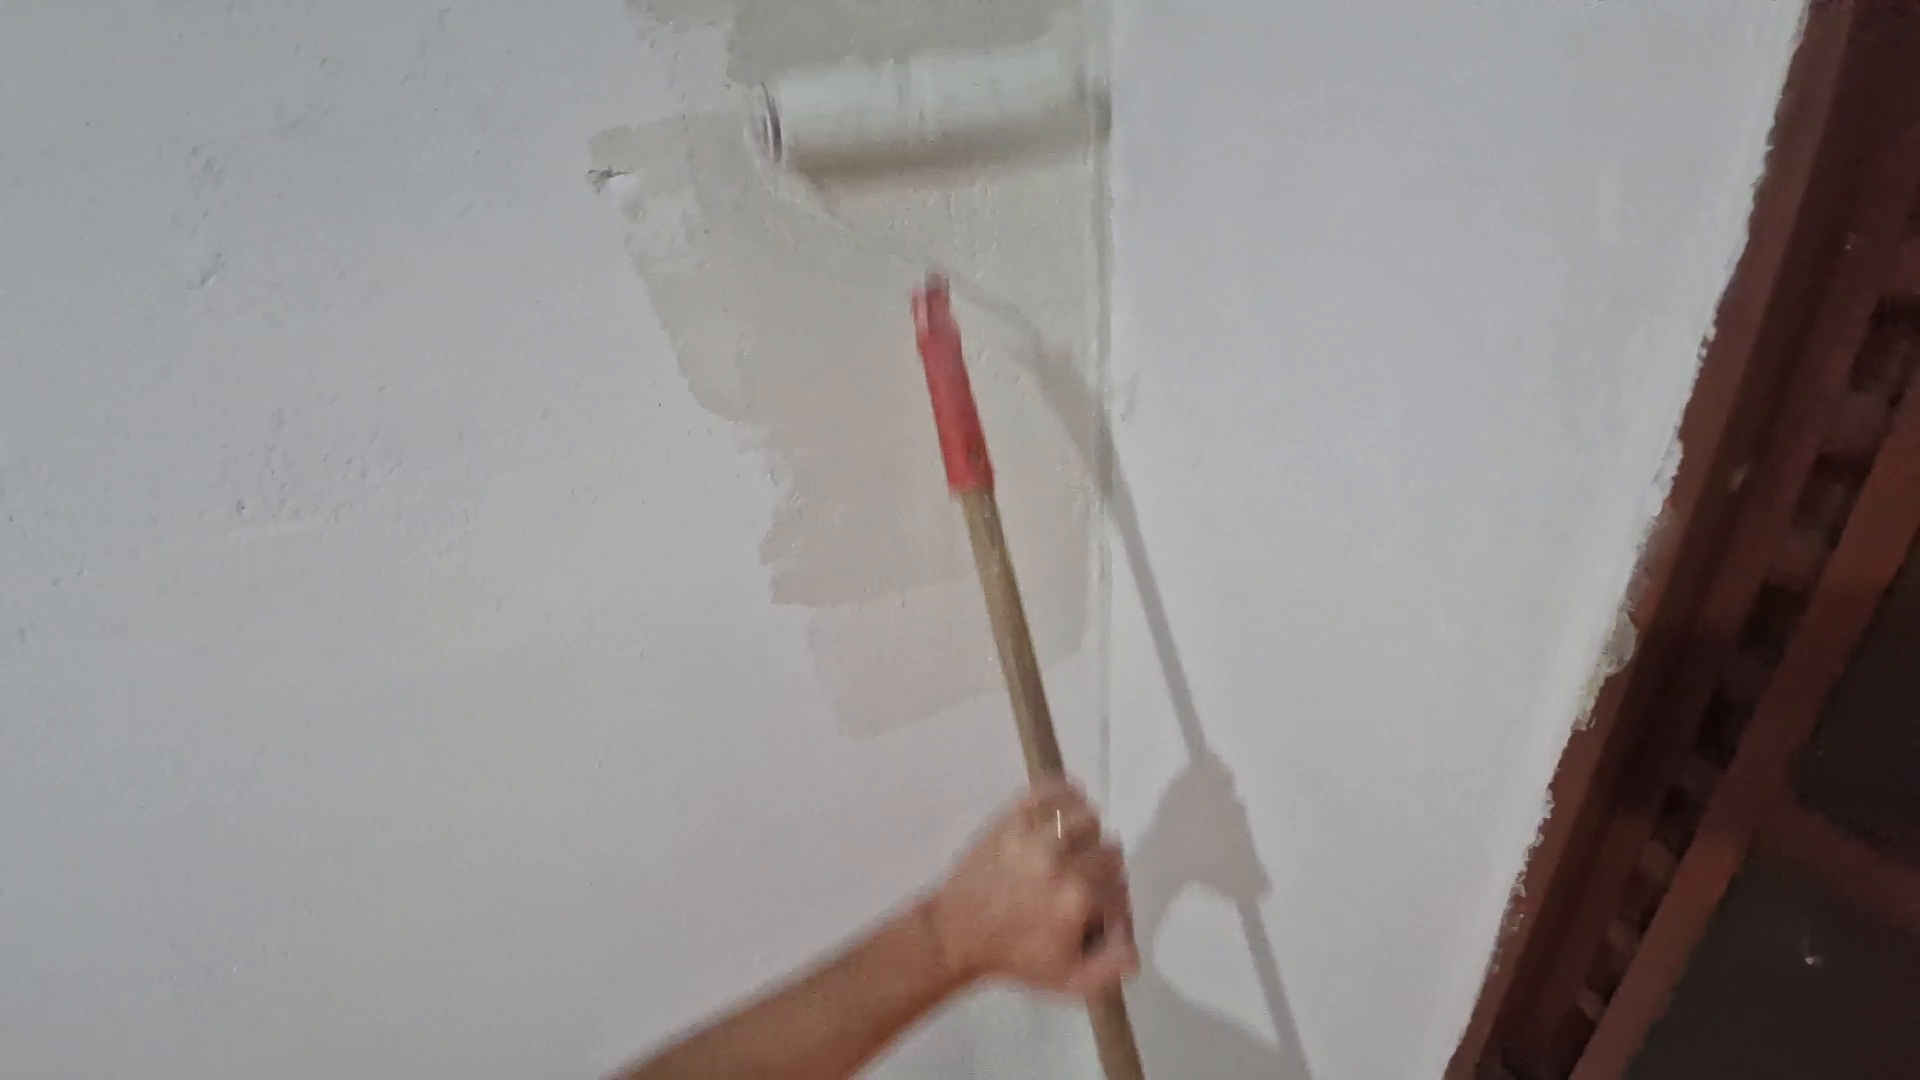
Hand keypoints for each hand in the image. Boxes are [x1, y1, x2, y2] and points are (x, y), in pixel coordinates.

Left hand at [924, 779, 1138, 994]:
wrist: (957, 931)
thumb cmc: (1015, 956)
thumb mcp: (1067, 980)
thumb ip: (1110, 966)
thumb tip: (1133, 946)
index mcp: (1077, 900)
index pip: (1120, 886)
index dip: (1114, 898)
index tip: (1101, 906)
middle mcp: (1060, 862)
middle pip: (1109, 850)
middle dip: (1103, 868)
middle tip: (1086, 879)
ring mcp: (1034, 835)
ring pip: (1085, 817)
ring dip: (1086, 833)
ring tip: (1075, 845)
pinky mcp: (1013, 818)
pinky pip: (1050, 789)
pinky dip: (1064, 794)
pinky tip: (1065, 810)